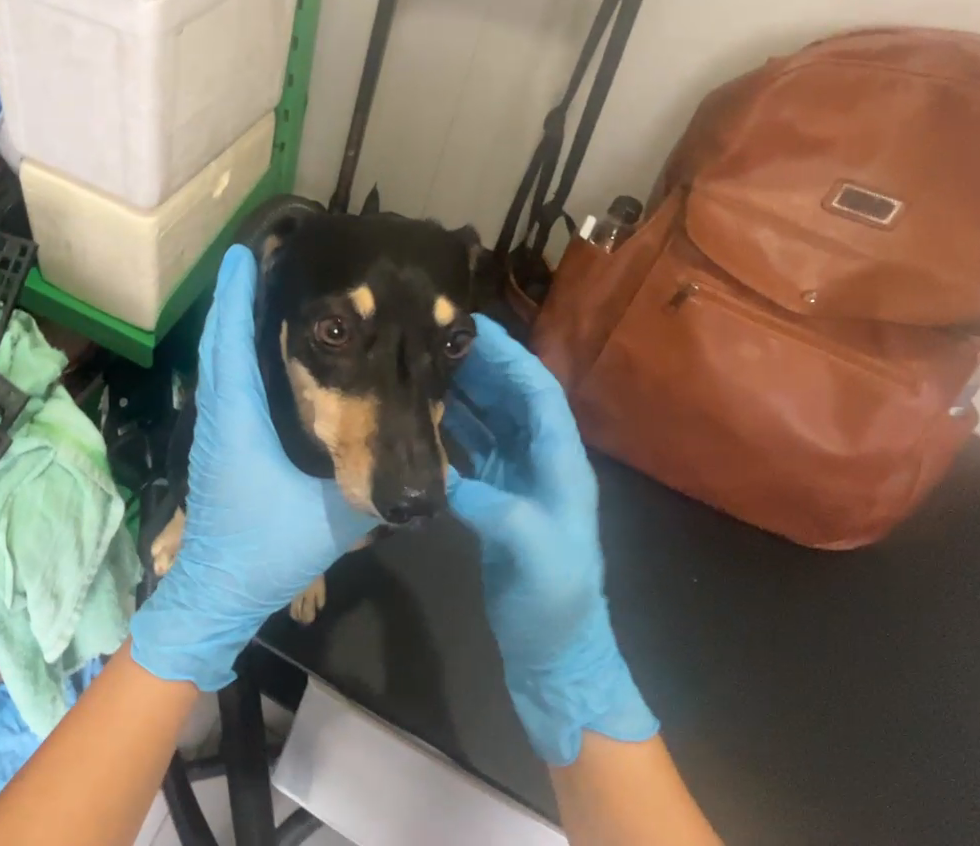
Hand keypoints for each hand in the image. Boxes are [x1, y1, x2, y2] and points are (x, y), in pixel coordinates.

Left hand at [130, 246, 379, 690]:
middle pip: (220, 341)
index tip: (244, 252)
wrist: (214, 595)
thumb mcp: (329, 519)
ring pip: (218, 362)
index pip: (230, 341)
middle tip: (257, 258)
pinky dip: (234, 353)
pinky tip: (257, 353)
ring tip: (257, 292)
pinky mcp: (218, 445)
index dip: (236, 294)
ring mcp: (214, 430)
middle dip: (235, 297)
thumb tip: (418, 464)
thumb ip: (370, 486)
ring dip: (232, 323)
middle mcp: (219, 414)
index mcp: (237, 419)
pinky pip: (223, 383)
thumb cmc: (264, 552)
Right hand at [444, 315, 657, 765]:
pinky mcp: (497, 498)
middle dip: (477, 364)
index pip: (539, 393)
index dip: (509, 356)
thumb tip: (446, 478)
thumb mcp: (536, 555)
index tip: (470, 326)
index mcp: (561, 464)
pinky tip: (419, 416)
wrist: (555, 653)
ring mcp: (518, 479)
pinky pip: (473, 448)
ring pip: (490, 419)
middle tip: (429, 338)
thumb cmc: (557, 602)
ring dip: (461, 391)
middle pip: (511, 397)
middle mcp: (541, 461)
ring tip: (418, 365)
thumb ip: (498, 510)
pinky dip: (450, 427)